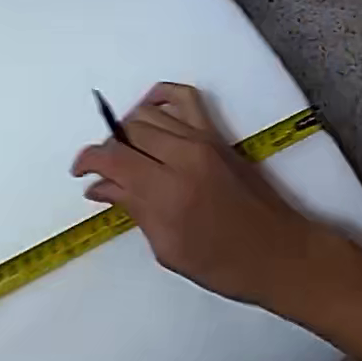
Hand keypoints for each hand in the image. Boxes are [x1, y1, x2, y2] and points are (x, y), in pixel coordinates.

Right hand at [70, 82, 331, 309]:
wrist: (281, 253)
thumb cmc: (222, 264)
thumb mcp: (168, 248)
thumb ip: (132, 208)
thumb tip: (99, 186)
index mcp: (167, 192)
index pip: (114, 157)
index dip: (88, 160)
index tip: (81, 172)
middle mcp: (182, 156)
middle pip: (127, 132)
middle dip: (109, 149)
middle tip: (109, 173)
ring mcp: (201, 139)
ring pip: (148, 115)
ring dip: (129, 130)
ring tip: (128, 153)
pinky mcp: (216, 134)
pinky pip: (183, 97)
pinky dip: (160, 96)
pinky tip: (149, 110)